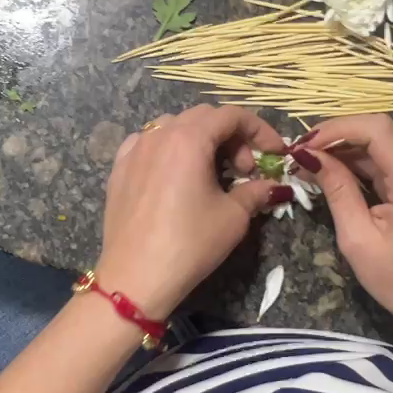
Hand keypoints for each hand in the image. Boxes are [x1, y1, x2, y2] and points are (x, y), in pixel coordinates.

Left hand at [97, 105, 289, 318]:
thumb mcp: (232, 218)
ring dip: (201, 141)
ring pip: (175, 127)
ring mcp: (134, 149)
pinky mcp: (119, 168)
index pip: (231, 115)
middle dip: (232, 137)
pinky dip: (171, 150)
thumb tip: (271, 186)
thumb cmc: (189, 244)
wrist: (135, 277)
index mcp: (189, 139)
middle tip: (245, 169)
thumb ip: (255, 192)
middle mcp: (159, 134)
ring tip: (212, 173)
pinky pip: (150, 144)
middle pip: (203, 118)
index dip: (259, 129)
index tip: (273, 153)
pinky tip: (177, 175)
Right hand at [299, 114, 392, 330]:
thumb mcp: (357, 239)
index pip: (377, 130)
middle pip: (378, 132)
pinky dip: (357, 161)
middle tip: (301, 154)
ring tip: (309, 162)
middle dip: (336, 137)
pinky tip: (331, 170)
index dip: (338, 128)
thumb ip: (337, 190)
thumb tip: (309, 156)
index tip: (306, 145)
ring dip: (343, 148)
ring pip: (380, 143)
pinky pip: (386, 159)